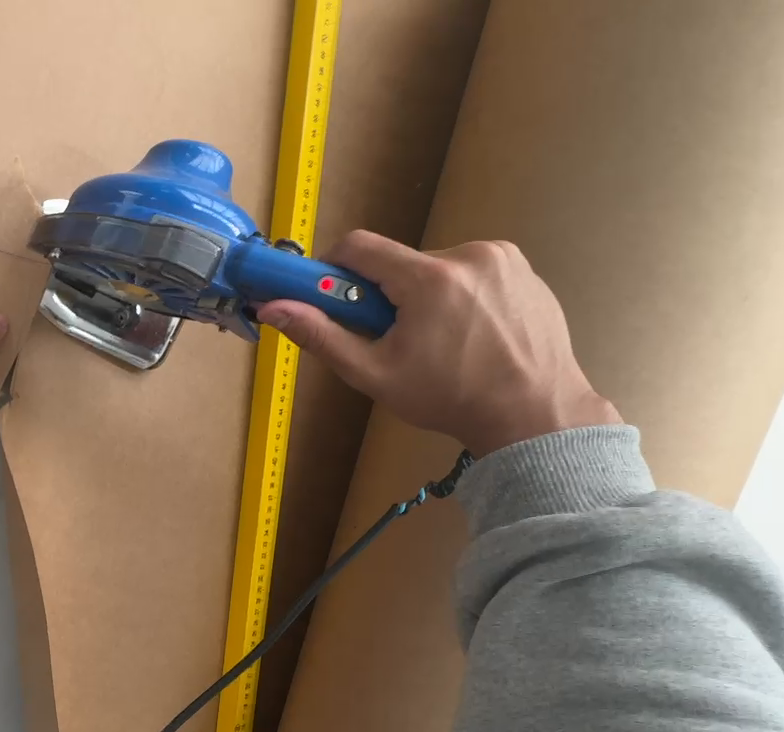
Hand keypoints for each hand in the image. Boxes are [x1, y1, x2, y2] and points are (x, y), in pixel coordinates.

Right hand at [258, 230, 619, 454]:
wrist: (533, 410)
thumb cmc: (447, 396)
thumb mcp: (370, 372)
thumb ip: (319, 334)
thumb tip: (272, 308)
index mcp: (429, 278)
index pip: (358, 246)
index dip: (330, 269)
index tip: (324, 297)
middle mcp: (469, 254)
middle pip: (397, 262)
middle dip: (380, 294)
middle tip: (384, 337)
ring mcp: (502, 258)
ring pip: (431, 267)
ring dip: (417, 296)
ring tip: (430, 340)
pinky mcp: (523, 269)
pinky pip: (467, 273)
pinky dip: (451, 297)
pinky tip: (461, 334)